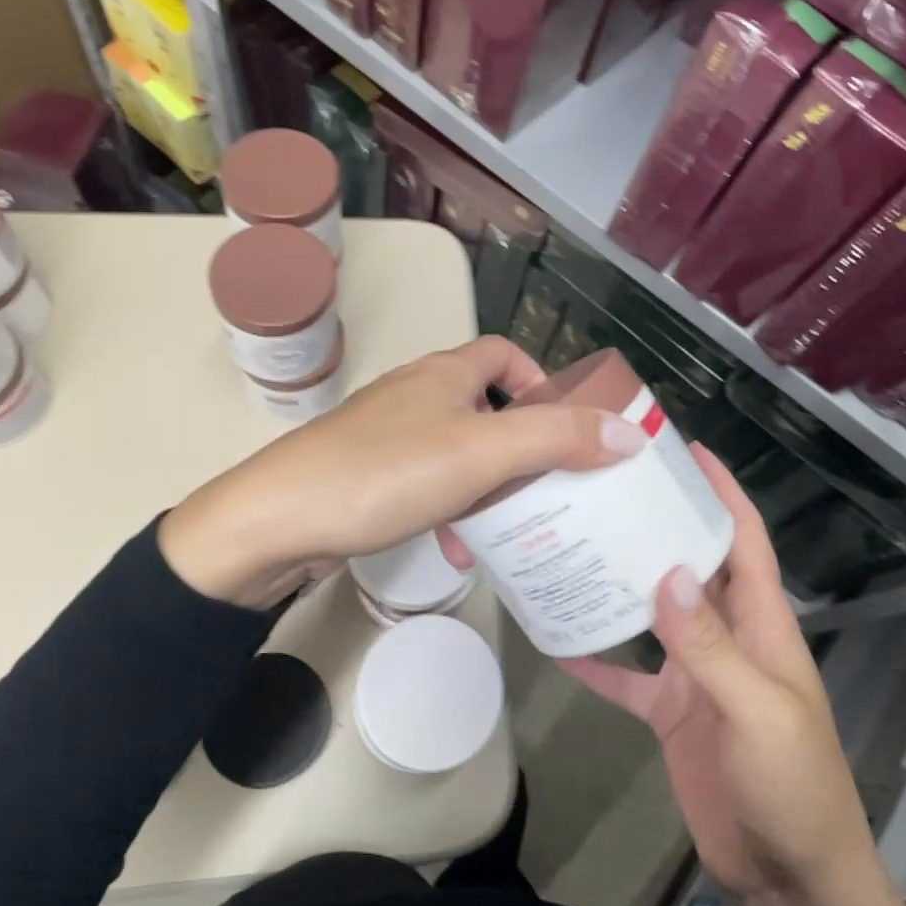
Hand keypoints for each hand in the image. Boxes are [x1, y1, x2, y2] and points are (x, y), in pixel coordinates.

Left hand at [158, 337, 647, 606]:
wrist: (275, 522)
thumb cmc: (384, 473)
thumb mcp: (481, 452)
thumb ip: (557, 438)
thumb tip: (630, 432)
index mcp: (444, 373)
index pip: (505, 354)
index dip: (543, 382)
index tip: (571, 429)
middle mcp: (416, 394)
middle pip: (488, 407)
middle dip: (526, 445)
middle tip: (556, 487)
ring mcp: (387, 437)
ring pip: (460, 453)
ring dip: (492, 486)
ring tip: (518, 526)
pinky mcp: (367, 477)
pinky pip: (428, 486)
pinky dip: (453, 511)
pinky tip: (460, 552)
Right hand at [564, 447, 905, 905]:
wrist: (790, 873)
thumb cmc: (794, 783)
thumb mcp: (758, 710)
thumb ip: (711, 645)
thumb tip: (666, 572)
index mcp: (763, 625)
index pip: (744, 542)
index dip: (723, 493)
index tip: (689, 449)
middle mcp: (729, 637)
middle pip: (693, 565)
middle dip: (663, 524)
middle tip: (610, 486)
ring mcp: (698, 675)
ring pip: (655, 614)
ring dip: (622, 583)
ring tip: (575, 543)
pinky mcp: (671, 713)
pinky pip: (627, 676)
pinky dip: (596, 658)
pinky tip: (559, 638)